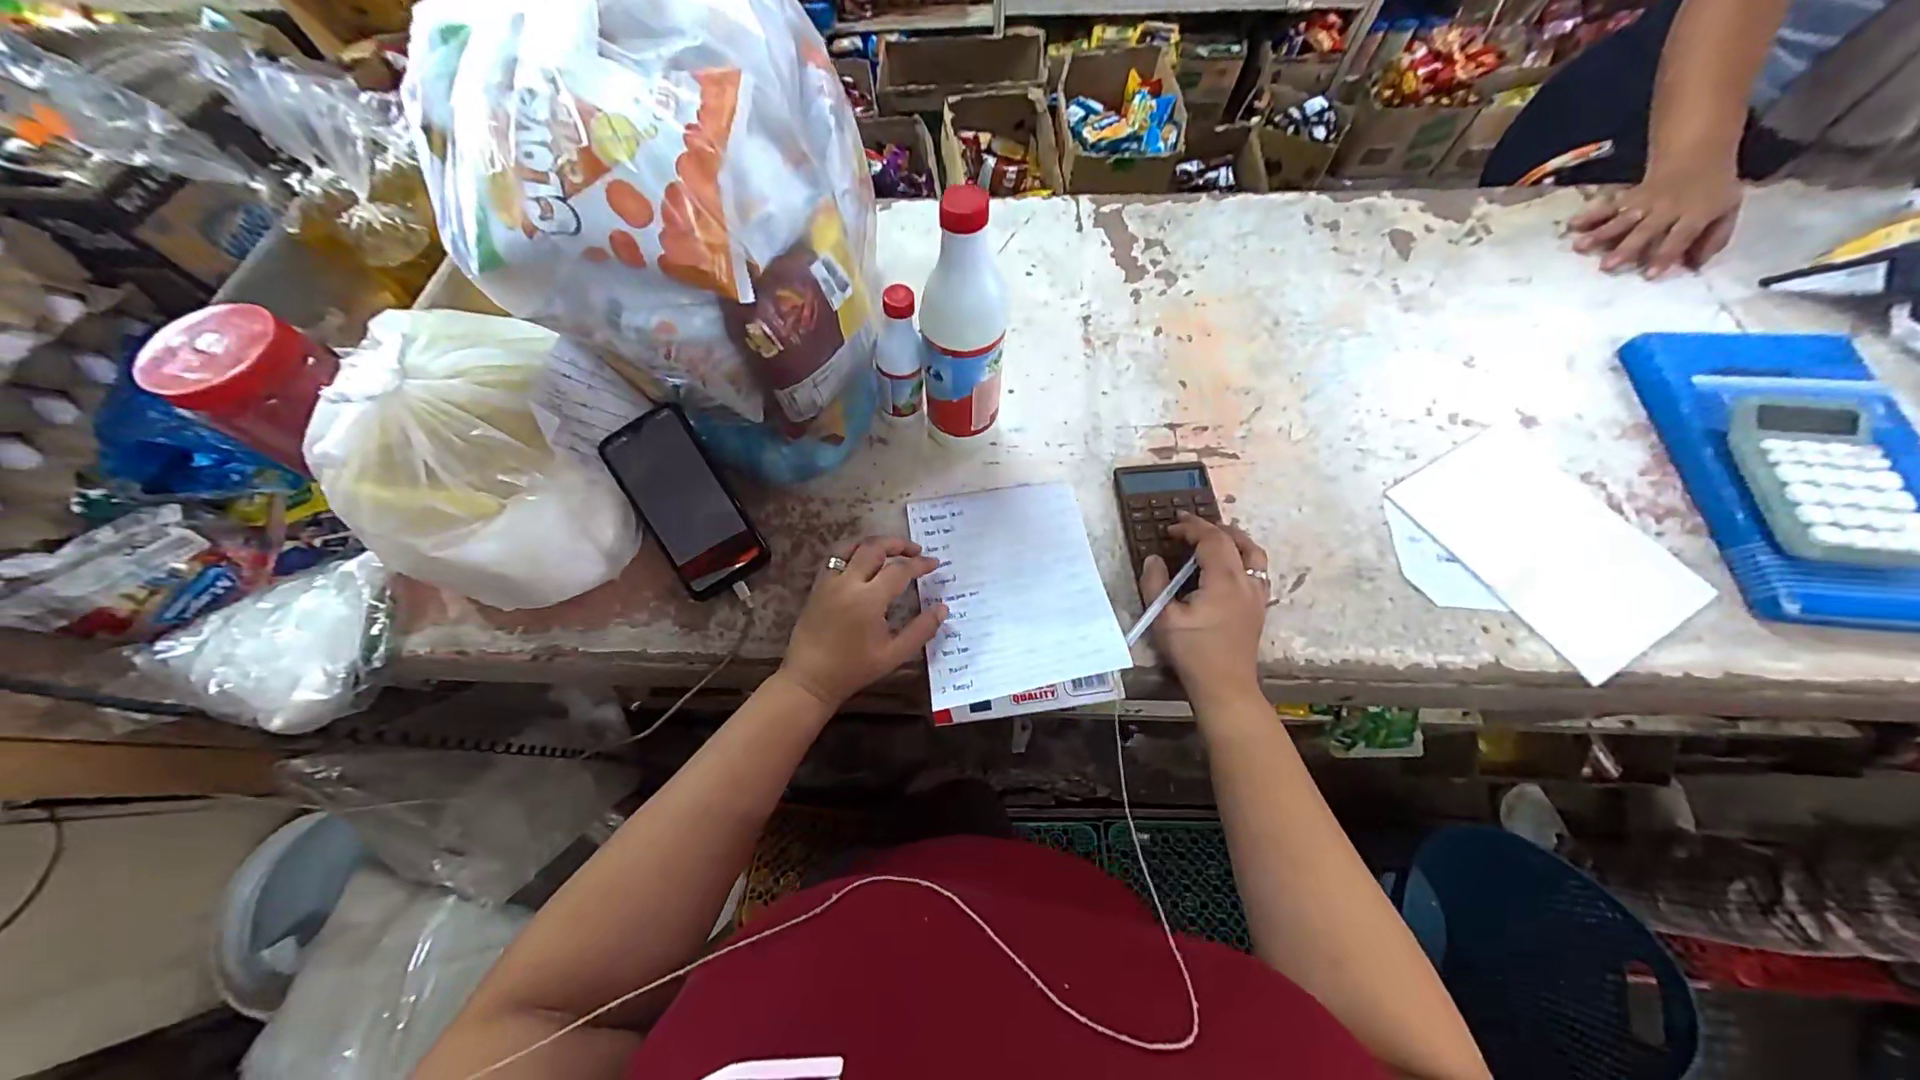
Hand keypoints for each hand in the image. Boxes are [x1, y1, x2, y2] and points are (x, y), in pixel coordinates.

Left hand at [776, 536, 946, 709]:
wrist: (810, 679)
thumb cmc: (854, 669)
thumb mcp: (894, 654)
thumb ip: (921, 630)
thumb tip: (942, 609)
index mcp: (869, 600)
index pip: (899, 570)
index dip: (920, 564)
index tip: (934, 564)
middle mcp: (848, 583)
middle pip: (875, 548)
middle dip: (899, 545)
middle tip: (916, 551)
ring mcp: (829, 582)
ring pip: (852, 546)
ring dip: (875, 543)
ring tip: (892, 550)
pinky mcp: (818, 586)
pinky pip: (836, 557)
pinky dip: (854, 551)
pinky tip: (865, 560)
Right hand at [1138, 512, 1269, 703]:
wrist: (1225, 686)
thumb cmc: (1192, 652)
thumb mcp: (1163, 618)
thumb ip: (1155, 583)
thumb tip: (1154, 559)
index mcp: (1224, 581)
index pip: (1212, 540)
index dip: (1191, 528)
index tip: (1171, 528)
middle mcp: (1246, 582)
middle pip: (1235, 541)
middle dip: (1210, 528)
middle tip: (1187, 525)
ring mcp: (1257, 594)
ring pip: (1254, 553)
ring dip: (1233, 538)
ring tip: (1214, 536)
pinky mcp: (1259, 607)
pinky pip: (1257, 570)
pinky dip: (1243, 557)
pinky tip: (1230, 565)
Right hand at [1568, 164, 1741, 278]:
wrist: (1698, 156)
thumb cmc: (1712, 191)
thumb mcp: (1727, 212)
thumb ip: (1714, 238)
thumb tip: (1694, 265)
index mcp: (1695, 214)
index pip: (1681, 237)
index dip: (1665, 255)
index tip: (1648, 276)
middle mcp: (1667, 209)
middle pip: (1645, 231)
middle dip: (1626, 248)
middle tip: (1606, 266)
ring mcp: (1645, 203)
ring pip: (1622, 220)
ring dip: (1599, 234)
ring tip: (1578, 247)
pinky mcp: (1628, 197)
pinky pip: (1608, 207)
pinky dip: (1589, 216)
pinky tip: (1572, 225)